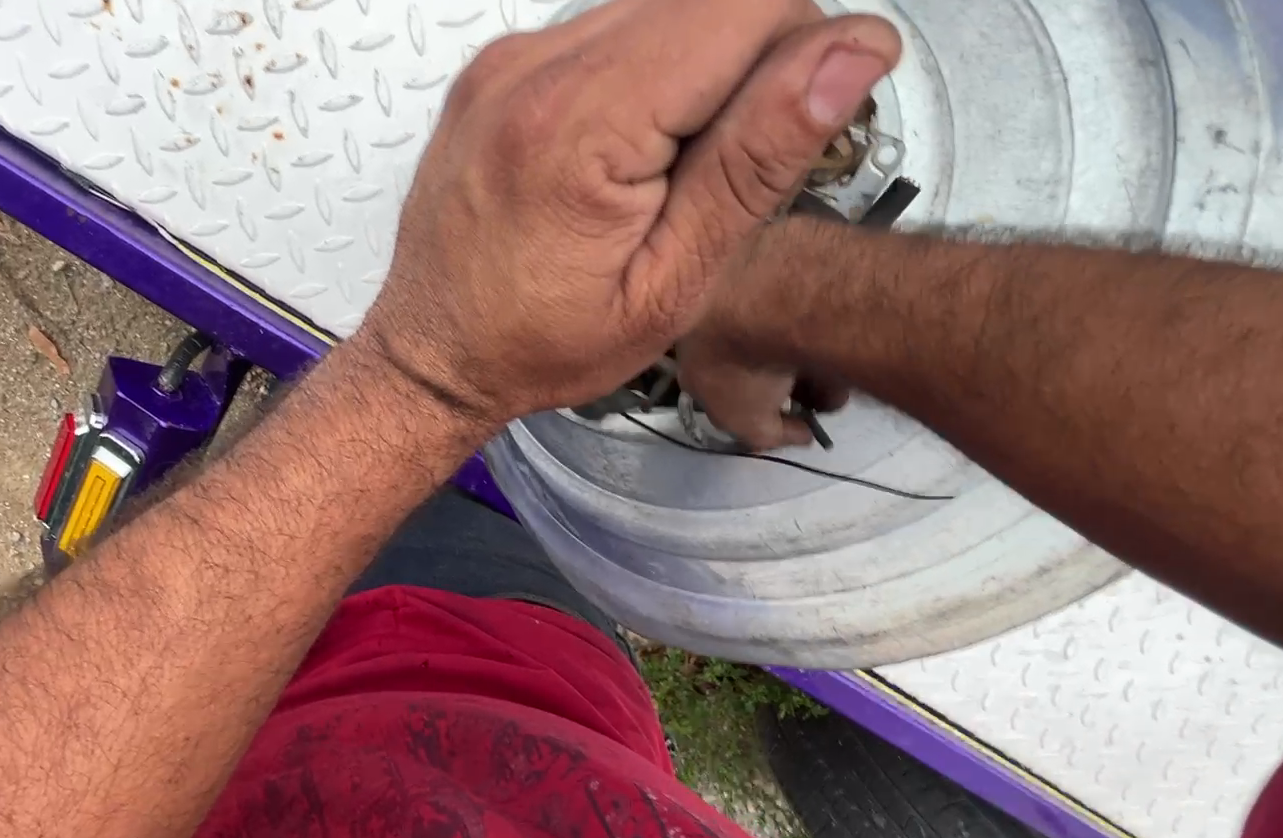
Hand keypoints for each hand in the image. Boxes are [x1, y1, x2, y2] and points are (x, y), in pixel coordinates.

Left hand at [348, 0, 901, 428]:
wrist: (435, 357)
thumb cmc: (533, 347)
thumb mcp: (667, 287)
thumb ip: (753, 165)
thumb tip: (847, 55)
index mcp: (578, 126)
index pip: (745, 4)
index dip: (802, 51)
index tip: (798, 124)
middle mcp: (530, 71)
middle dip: (746, 66)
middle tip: (717, 172)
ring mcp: (504, 65)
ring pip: (654, 10)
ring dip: (688, 76)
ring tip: (658, 177)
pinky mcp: (493, 72)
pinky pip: (600, 36)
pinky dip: (635, 82)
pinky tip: (617, 159)